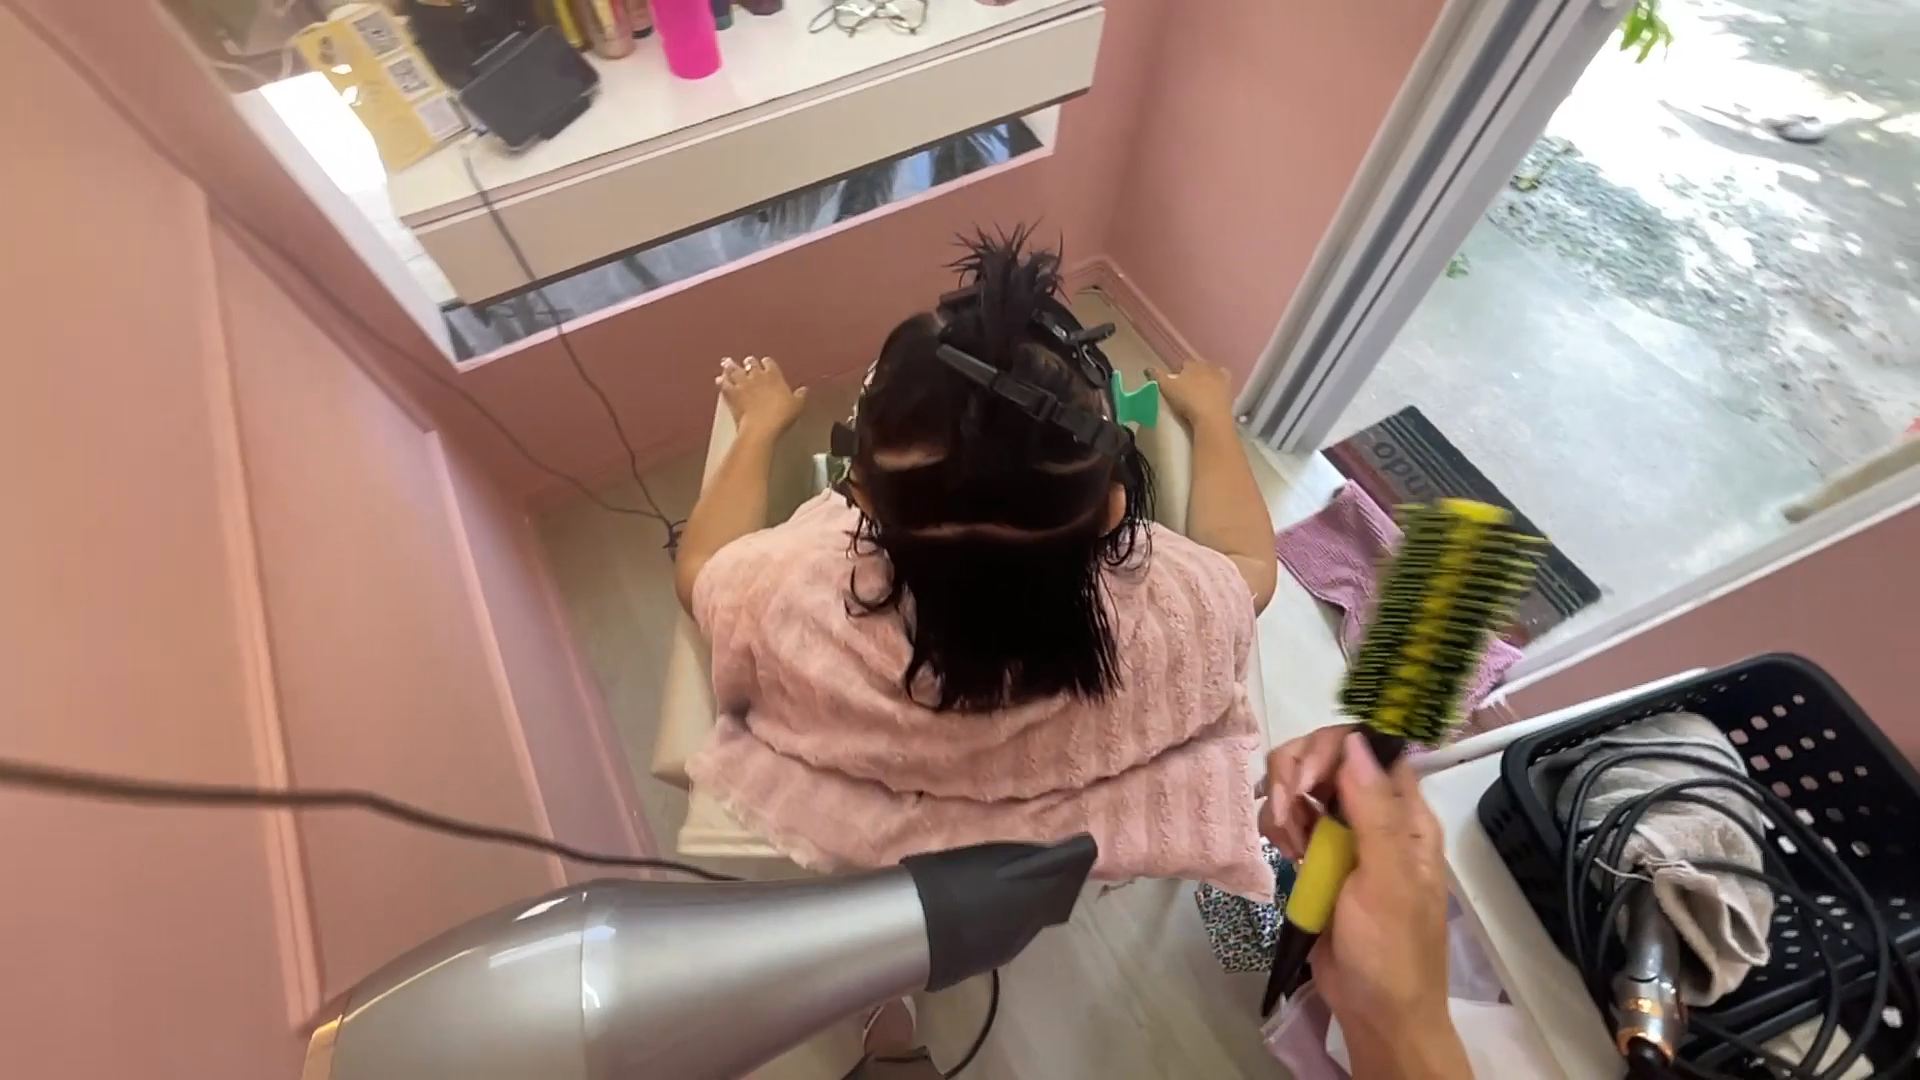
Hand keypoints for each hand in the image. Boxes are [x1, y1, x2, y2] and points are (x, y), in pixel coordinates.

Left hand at [717, 356, 807, 437]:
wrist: (762, 426)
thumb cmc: (782, 415)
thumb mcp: (796, 406)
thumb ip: (799, 396)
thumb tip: (804, 389)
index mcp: (774, 376)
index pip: (769, 363)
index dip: (767, 363)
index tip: (766, 363)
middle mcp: (756, 375)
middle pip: (751, 363)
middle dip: (749, 362)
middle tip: (747, 362)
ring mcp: (742, 383)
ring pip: (734, 369)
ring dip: (730, 366)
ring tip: (726, 362)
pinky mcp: (731, 393)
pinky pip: (724, 383)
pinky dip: (721, 381)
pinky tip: (719, 379)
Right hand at [1150, 359, 1235, 426]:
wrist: (1211, 416)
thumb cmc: (1187, 400)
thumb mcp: (1167, 388)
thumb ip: (1158, 377)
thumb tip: (1148, 368)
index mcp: (1192, 365)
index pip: (1185, 364)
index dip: (1180, 372)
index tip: (1176, 383)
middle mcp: (1208, 367)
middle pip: (1199, 368)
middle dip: (1194, 375)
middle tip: (1187, 388)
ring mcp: (1222, 378)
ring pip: (1213, 374)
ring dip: (1208, 380)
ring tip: (1200, 392)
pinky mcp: (1230, 390)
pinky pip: (1223, 385)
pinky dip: (1219, 387)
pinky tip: (1214, 395)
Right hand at [1268, 733, 1468, 1078]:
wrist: (1372, 1011)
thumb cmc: (1389, 951)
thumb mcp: (1386, 882)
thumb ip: (1372, 812)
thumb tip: (1355, 740)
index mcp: (1404, 816)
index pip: (1368, 747)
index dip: (1331, 749)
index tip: (1306, 784)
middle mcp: (1373, 812)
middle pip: (1325, 755)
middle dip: (1295, 775)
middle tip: (1288, 812)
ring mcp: (1341, 830)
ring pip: (1299, 780)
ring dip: (1283, 802)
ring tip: (1289, 843)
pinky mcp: (1315, 849)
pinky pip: (1286, 814)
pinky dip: (1277, 824)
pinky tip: (1285, 853)